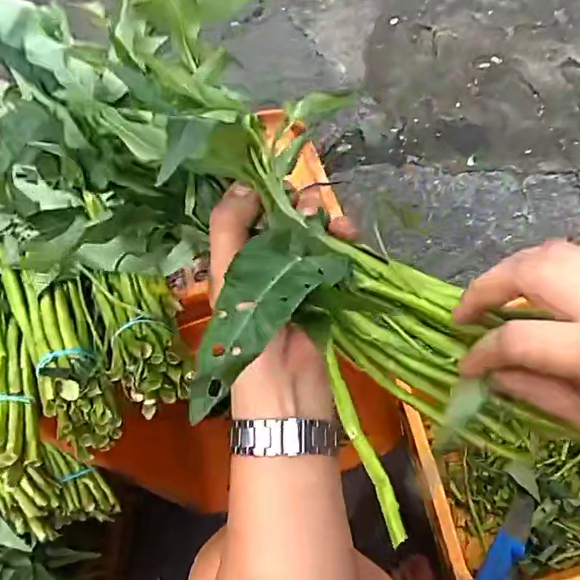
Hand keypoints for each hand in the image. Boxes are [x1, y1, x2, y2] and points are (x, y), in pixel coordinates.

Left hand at [208, 183, 353, 420]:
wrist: (284, 398)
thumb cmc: (246, 340)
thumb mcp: (228, 281)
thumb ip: (229, 232)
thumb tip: (243, 182)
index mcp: (234, 268)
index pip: (248, 220)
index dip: (264, 197)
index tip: (282, 181)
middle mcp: (264, 273)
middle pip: (285, 229)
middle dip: (300, 211)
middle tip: (313, 206)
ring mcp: (297, 287)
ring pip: (313, 244)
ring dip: (326, 228)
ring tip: (338, 223)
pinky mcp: (326, 301)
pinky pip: (335, 265)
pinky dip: (344, 250)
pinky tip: (351, 239)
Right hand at [453, 240, 579, 472]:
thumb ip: (537, 393)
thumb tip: (492, 376)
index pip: (515, 340)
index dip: (479, 355)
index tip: (465, 369)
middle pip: (526, 271)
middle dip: (482, 289)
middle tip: (464, 316)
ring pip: (550, 251)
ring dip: (511, 270)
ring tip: (495, 298)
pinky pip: (577, 254)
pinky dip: (544, 264)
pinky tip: (537, 290)